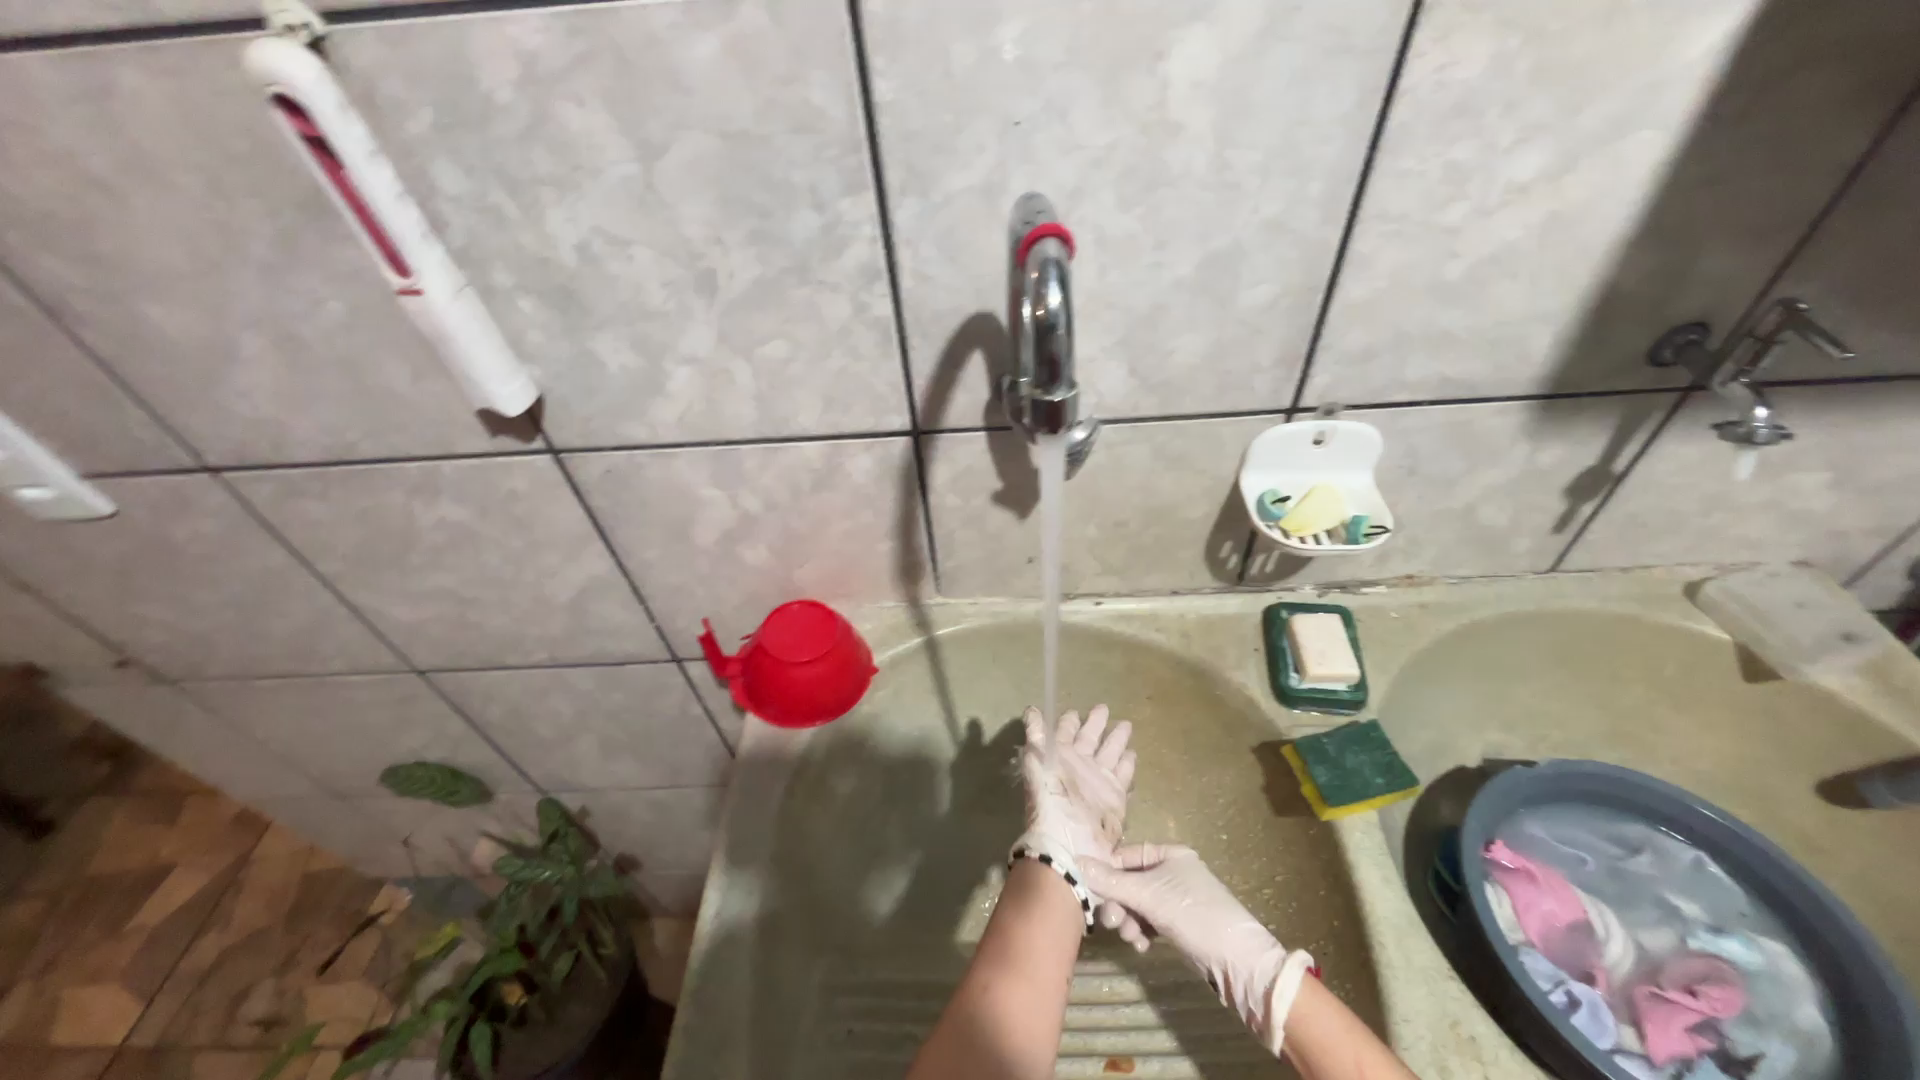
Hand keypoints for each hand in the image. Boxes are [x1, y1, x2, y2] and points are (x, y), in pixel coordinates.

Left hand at [1016, 705, 1134, 879]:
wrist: (1069, 843)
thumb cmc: (1050, 801)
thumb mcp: (1037, 764)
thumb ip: (1036, 736)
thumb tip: (1030, 709)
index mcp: (1058, 757)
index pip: (1064, 732)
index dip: (1068, 721)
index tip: (1074, 711)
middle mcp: (1079, 766)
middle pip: (1090, 738)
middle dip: (1095, 723)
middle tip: (1103, 707)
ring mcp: (1098, 781)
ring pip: (1110, 752)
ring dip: (1116, 738)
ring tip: (1124, 725)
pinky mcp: (1116, 796)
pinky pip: (1124, 774)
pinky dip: (1128, 764)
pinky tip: (1132, 754)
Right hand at [1082, 844, 1312, 1053]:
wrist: (1237, 959)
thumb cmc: (1193, 913)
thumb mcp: (1148, 895)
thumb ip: (1110, 881)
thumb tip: (1075, 862)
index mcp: (1170, 854)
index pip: (1126, 856)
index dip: (1107, 872)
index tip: (1090, 890)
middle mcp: (1172, 872)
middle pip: (1129, 882)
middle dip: (1117, 902)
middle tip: (1110, 922)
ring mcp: (1176, 899)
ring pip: (1137, 904)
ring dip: (1127, 920)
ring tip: (1129, 937)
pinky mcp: (1179, 923)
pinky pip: (1148, 921)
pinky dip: (1140, 930)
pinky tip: (1141, 945)